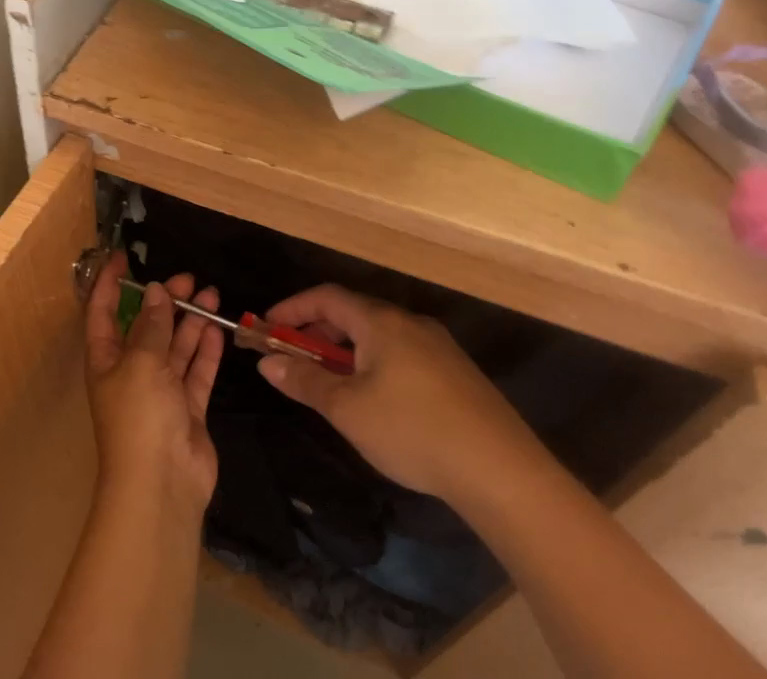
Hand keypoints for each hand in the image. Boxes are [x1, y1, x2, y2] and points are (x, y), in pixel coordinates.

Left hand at [83, 253, 226, 518]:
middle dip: (165, 301)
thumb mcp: (141, 363)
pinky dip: (206, 351)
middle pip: (146, 327)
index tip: (123, 256)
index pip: (103, 312)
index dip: (109, 284)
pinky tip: (218, 329)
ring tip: (212, 294)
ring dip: (191, 321)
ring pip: (175, 347)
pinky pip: (196, 372)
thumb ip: (152, 326)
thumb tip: (155, 292)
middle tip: (189, 278)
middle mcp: (130, 372)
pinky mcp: (187, 409)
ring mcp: (160, 392)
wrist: (161, 483)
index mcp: (105, 359)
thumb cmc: (139, 416)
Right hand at [255, 285, 547, 503]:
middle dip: (315, 331)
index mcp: (381, 322)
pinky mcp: (456, 374)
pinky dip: (372, 364)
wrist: (500, 470)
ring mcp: (439, 348)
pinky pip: (401, 354)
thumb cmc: (411, 430)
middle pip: (353, 313)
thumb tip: (267, 362)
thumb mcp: (347, 409)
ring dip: (344, 351)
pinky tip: (370, 400)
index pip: (326, 297)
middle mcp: (411, 324)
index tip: (265, 329)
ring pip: (378, 336)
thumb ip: (304, 381)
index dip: (291, 309)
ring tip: (326, 383)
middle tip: (290, 358)